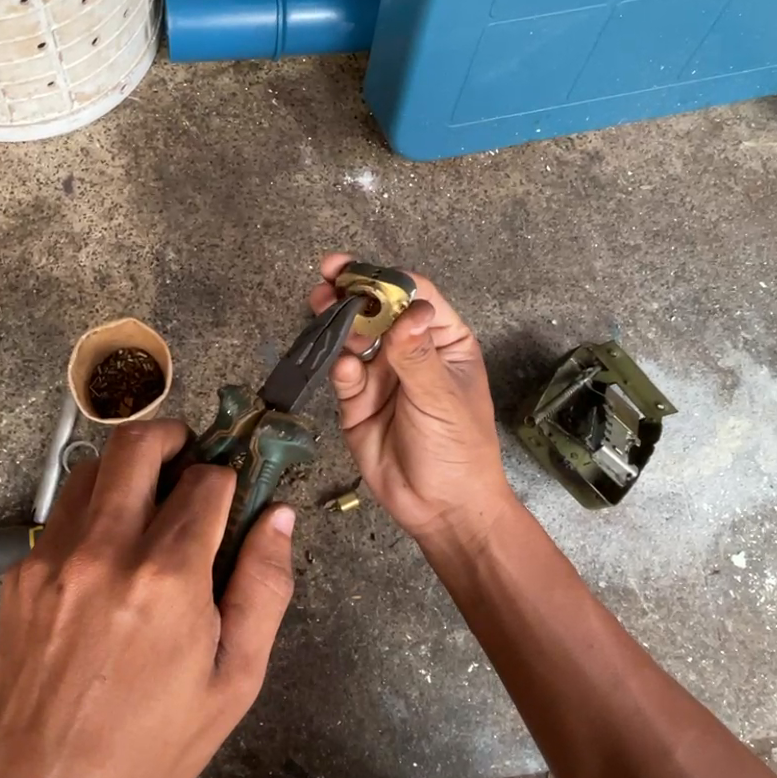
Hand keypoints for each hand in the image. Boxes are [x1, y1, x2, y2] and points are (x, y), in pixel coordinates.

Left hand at [0, 420, 296, 777]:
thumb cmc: (149, 744)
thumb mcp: (234, 680)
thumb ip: (264, 588)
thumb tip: (278, 515)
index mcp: (168, 576)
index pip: (206, 481)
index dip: (229, 479)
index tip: (233, 493)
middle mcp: (106, 549)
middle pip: (138, 443)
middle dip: (174, 439)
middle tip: (191, 460)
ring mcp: (54, 555)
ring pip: (93, 466)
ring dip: (128, 468)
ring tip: (149, 502)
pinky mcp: (21, 571)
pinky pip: (63, 510)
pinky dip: (94, 507)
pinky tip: (109, 551)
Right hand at [308, 254, 514, 544]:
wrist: (440, 509)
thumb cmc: (457, 448)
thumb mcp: (441, 398)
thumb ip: (417, 355)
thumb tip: (409, 309)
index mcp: (443, 341)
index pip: (414, 296)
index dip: (385, 278)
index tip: (354, 268)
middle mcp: (410, 352)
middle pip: (377, 311)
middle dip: (352, 294)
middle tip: (325, 281)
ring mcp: (382, 377)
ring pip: (354, 338)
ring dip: (337, 324)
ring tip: (319, 309)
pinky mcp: (357, 402)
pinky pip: (344, 375)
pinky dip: (340, 368)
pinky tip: (345, 371)